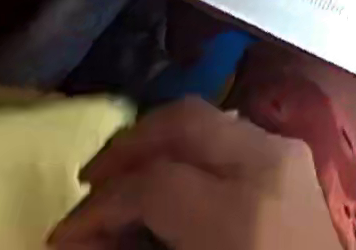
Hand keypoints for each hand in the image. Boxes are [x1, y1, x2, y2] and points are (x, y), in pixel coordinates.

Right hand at [50, 97, 342, 249]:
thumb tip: (75, 240)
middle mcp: (266, 161)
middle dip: (129, 146)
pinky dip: (193, 145)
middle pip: (185, 122)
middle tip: (90, 183)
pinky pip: (231, 131)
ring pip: (208, 117)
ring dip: (160, 139)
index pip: (155, 183)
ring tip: (122, 177)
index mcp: (239, 212)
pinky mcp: (293, 150)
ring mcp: (286, 149)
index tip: (62, 236)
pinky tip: (168, 175)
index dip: (99, 208)